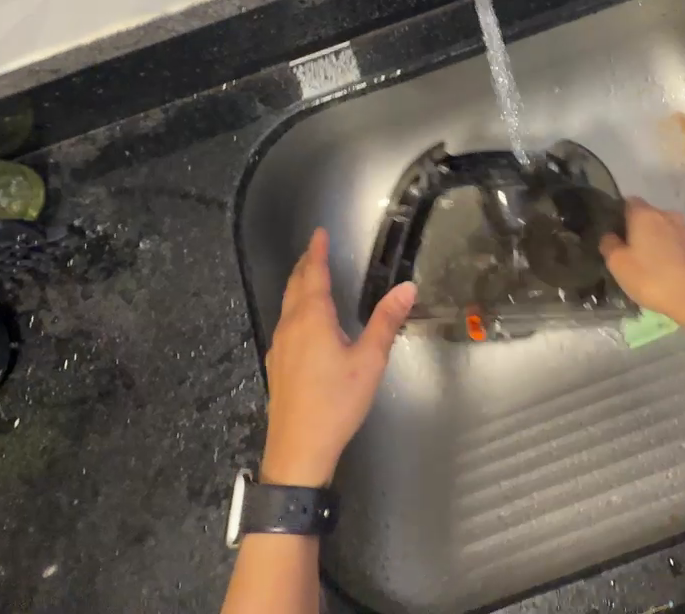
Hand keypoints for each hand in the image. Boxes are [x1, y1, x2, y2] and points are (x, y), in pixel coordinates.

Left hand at [261, 229, 415, 486]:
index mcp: (312, 318)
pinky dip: (295, 308)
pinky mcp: (277, 366)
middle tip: (315, 249)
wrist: (298, 451)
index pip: (312, 274)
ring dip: (298, 286)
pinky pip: (285, 323)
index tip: (319, 233)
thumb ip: (386, 322)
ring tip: (310, 277)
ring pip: (287, 305)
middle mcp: (291, 326)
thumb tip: (407, 287)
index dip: (316, 251)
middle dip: (305, 265)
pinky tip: (303, 322)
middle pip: (295, 286)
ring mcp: (280, 347)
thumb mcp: (369, 361)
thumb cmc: (336, 401)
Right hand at [600, 198, 684, 327]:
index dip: (619, 215)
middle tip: (629, 253)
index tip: (614, 233)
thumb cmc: (652, 278)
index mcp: (645, 214)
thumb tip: (610, 236)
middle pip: (648, 216)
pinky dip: (672, 253)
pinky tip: (668, 271)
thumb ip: (609, 244)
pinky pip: (679, 244)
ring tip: (650, 264)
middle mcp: (668, 215)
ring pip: (665, 230)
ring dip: (657, 242)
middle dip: (638, 230)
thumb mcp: (618, 264)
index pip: (628, 202)